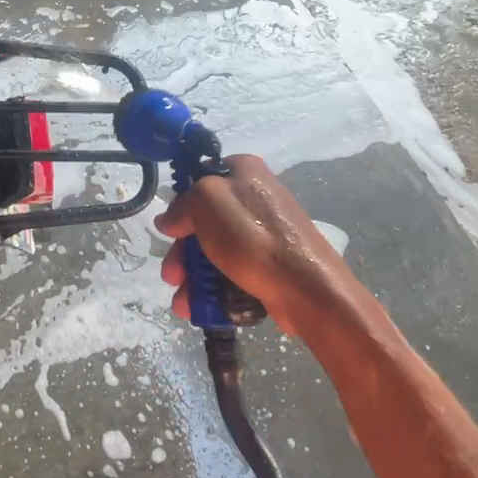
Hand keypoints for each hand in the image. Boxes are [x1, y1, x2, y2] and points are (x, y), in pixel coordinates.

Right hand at [154, 154, 360, 337]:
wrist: (308, 290)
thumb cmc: (253, 237)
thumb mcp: (206, 203)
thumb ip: (181, 205)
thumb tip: (169, 221)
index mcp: (244, 171)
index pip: (199, 177)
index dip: (180, 203)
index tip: (170, 229)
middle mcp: (255, 196)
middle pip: (204, 220)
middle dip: (183, 251)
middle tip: (172, 275)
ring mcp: (265, 232)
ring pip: (215, 248)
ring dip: (194, 275)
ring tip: (183, 302)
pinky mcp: (271, 263)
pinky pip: (233, 269)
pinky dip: (214, 286)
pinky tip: (200, 306)